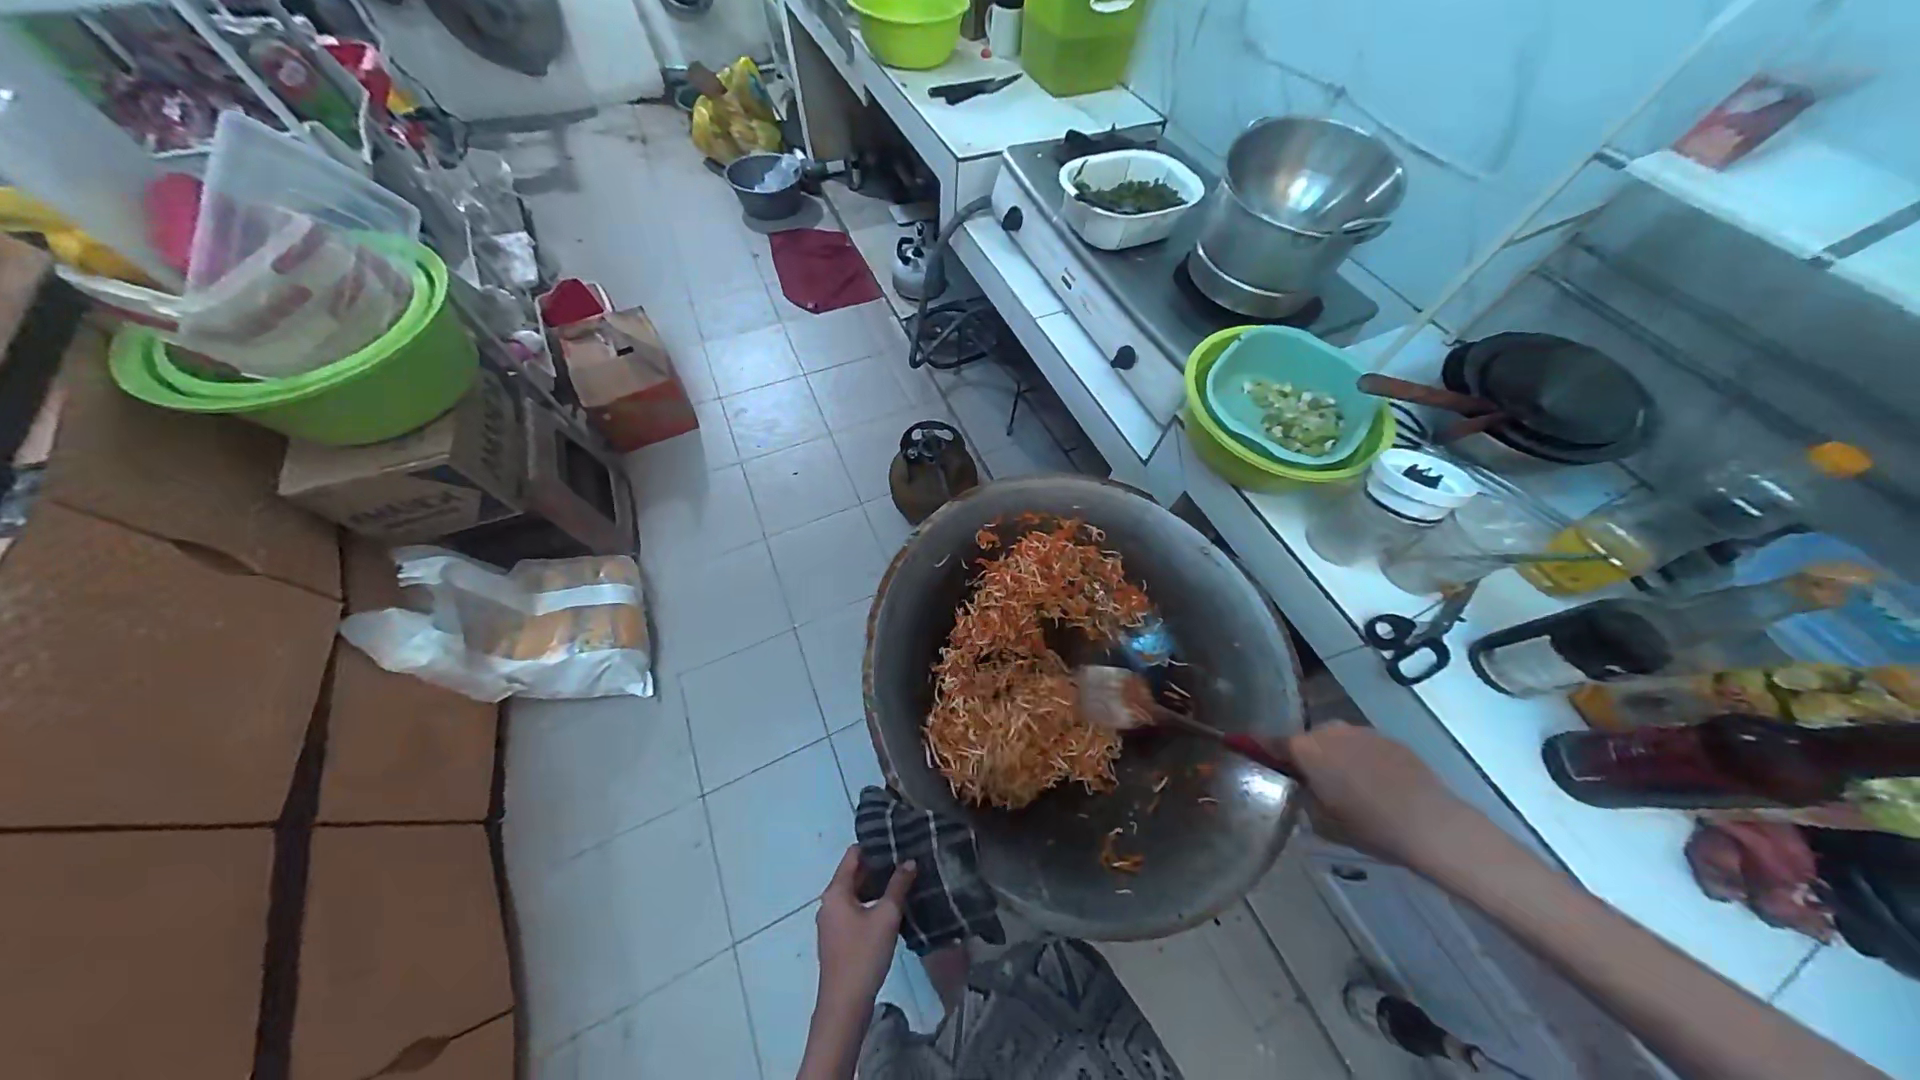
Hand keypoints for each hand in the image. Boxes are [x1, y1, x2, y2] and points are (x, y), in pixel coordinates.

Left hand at [814, 846, 915, 1015]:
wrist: (844, 1005)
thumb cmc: (863, 954)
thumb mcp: (886, 916)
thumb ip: (898, 885)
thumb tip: (909, 861)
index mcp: (835, 891)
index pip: (853, 855)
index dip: (874, 846)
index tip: (896, 840)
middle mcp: (829, 902)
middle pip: (853, 874)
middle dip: (878, 867)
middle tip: (906, 859)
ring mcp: (832, 922)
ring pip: (856, 894)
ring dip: (877, 887)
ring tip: (904, 880)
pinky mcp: (838, 938)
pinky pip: (855, 910)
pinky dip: (871, 904)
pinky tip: (892, 908)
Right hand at [1261, 722, 1483, 874]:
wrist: (1433, 825)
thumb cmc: (1369, 826)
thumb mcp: (1321, 820)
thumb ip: (1302, 795)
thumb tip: (1299, 785)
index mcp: (1306, 749)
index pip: (1269, 742)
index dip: (1253, 747)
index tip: (1238, 746)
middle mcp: (1329, 731)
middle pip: (1306, 740)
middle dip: (1304, 757)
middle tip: (1310, 784)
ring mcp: (1362, 732)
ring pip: (1335, 742)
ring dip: (1334, 757)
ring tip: (1346, 787)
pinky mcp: (1390, 739)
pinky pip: (1362, 747)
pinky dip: (1360, 760)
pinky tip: (1374, 785)